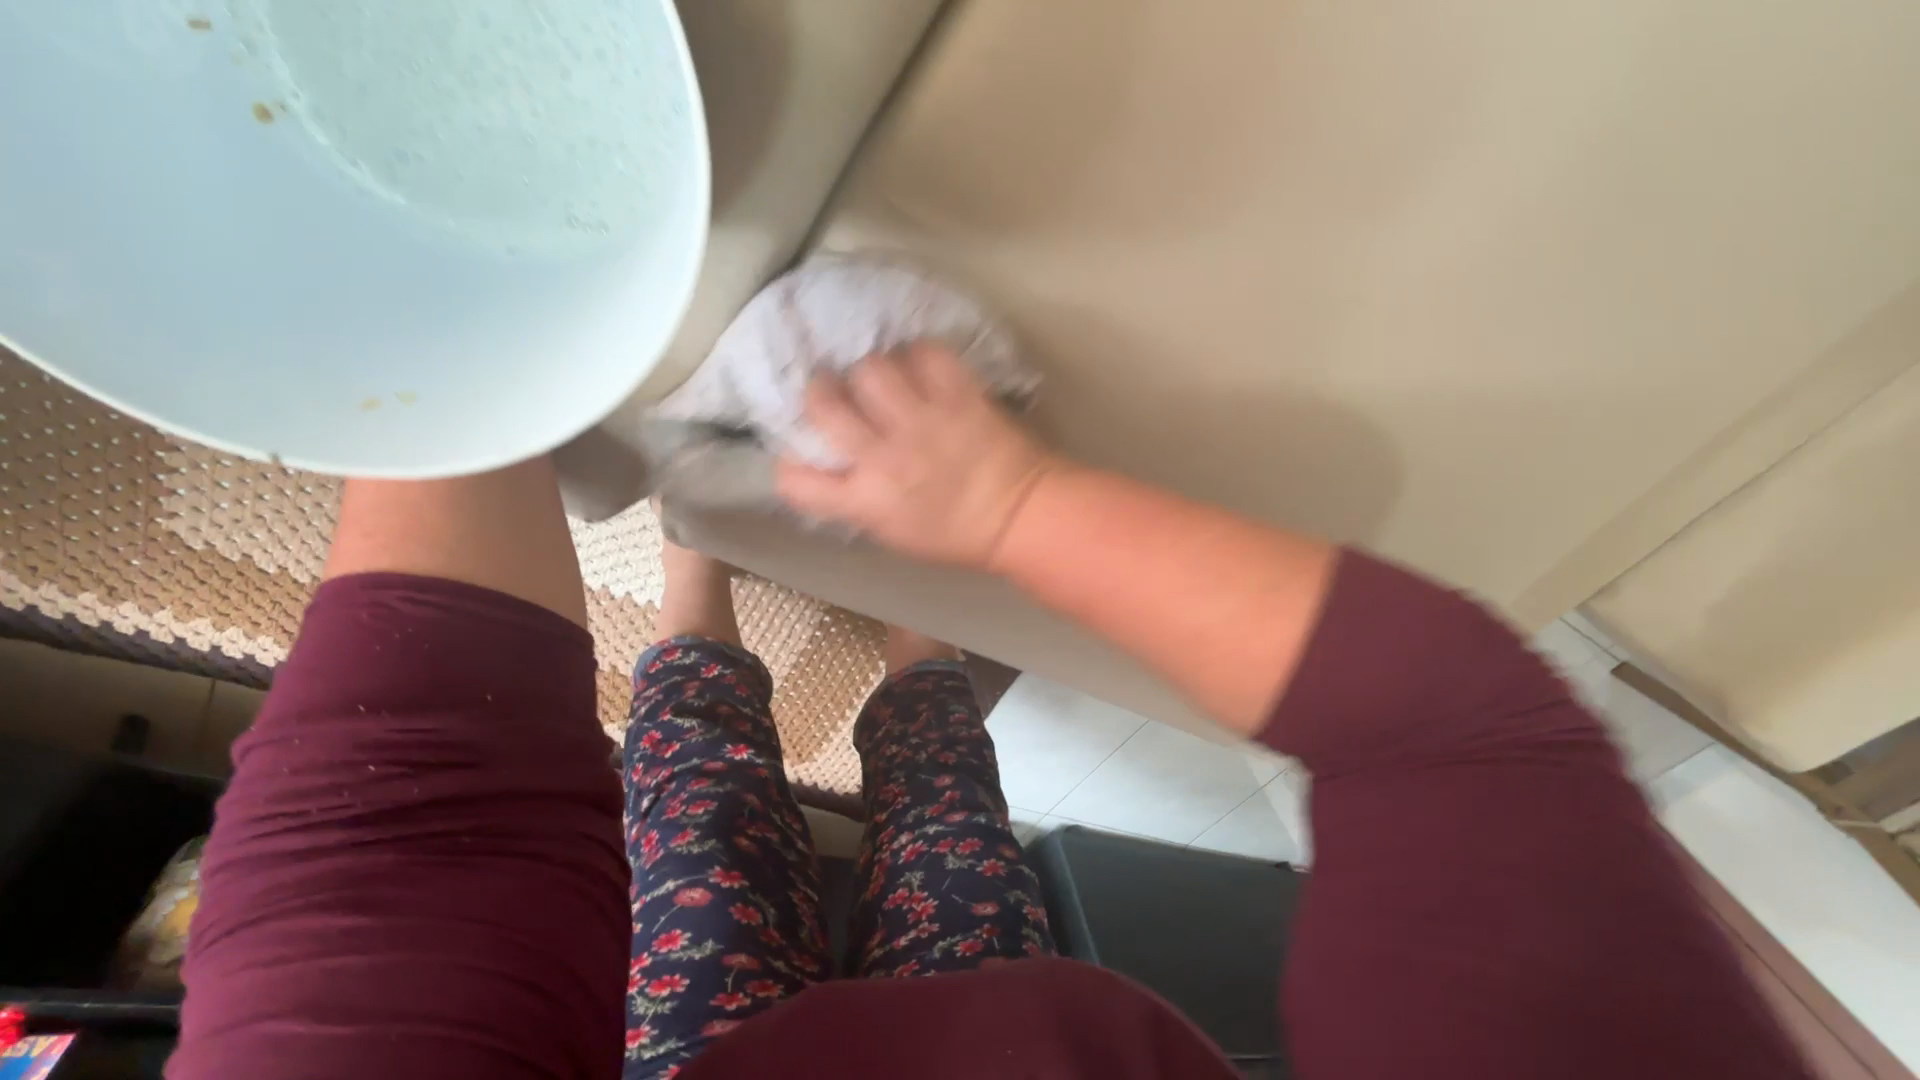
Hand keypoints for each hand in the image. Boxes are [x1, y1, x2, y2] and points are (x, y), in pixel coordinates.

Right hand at [776, 344, 1058, 569]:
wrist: (1022, 517)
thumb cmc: (957, 534)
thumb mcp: (893, 533)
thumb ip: (856, 499)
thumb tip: (833, 465)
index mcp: (865, 501)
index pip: (794, 479)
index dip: (790, 462)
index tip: (805, 451)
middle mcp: (884, 457)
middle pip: (824, 403)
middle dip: (822, 392)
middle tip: (836, 392)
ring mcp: (922, 422)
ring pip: (870, 369)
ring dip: (872, 370)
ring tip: (885, 377)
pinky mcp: (958, 396)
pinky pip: (924, 354)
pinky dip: (919, 356)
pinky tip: (922, 368)